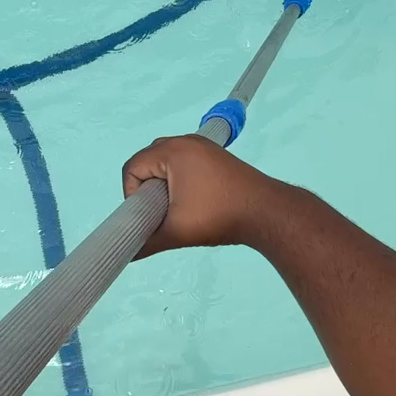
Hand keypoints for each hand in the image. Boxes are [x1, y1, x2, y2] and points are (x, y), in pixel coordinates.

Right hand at [121, 135, 288, 257]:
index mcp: (172, 152)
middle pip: (148, 159)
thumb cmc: (218, 217)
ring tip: (176, 207)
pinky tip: (193, 199)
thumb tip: (129, 254)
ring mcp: (203, 145)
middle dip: (147, 186)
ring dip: (164, 182)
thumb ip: (147, 242)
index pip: (132, 167)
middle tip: (160, 210)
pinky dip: (180, 177)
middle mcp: (185, 141)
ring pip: (166, 159)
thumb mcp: (177, 233)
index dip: (132, 193)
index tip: (147, 214)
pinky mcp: (215, 154)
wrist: (266, 212)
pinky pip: (184, 160)